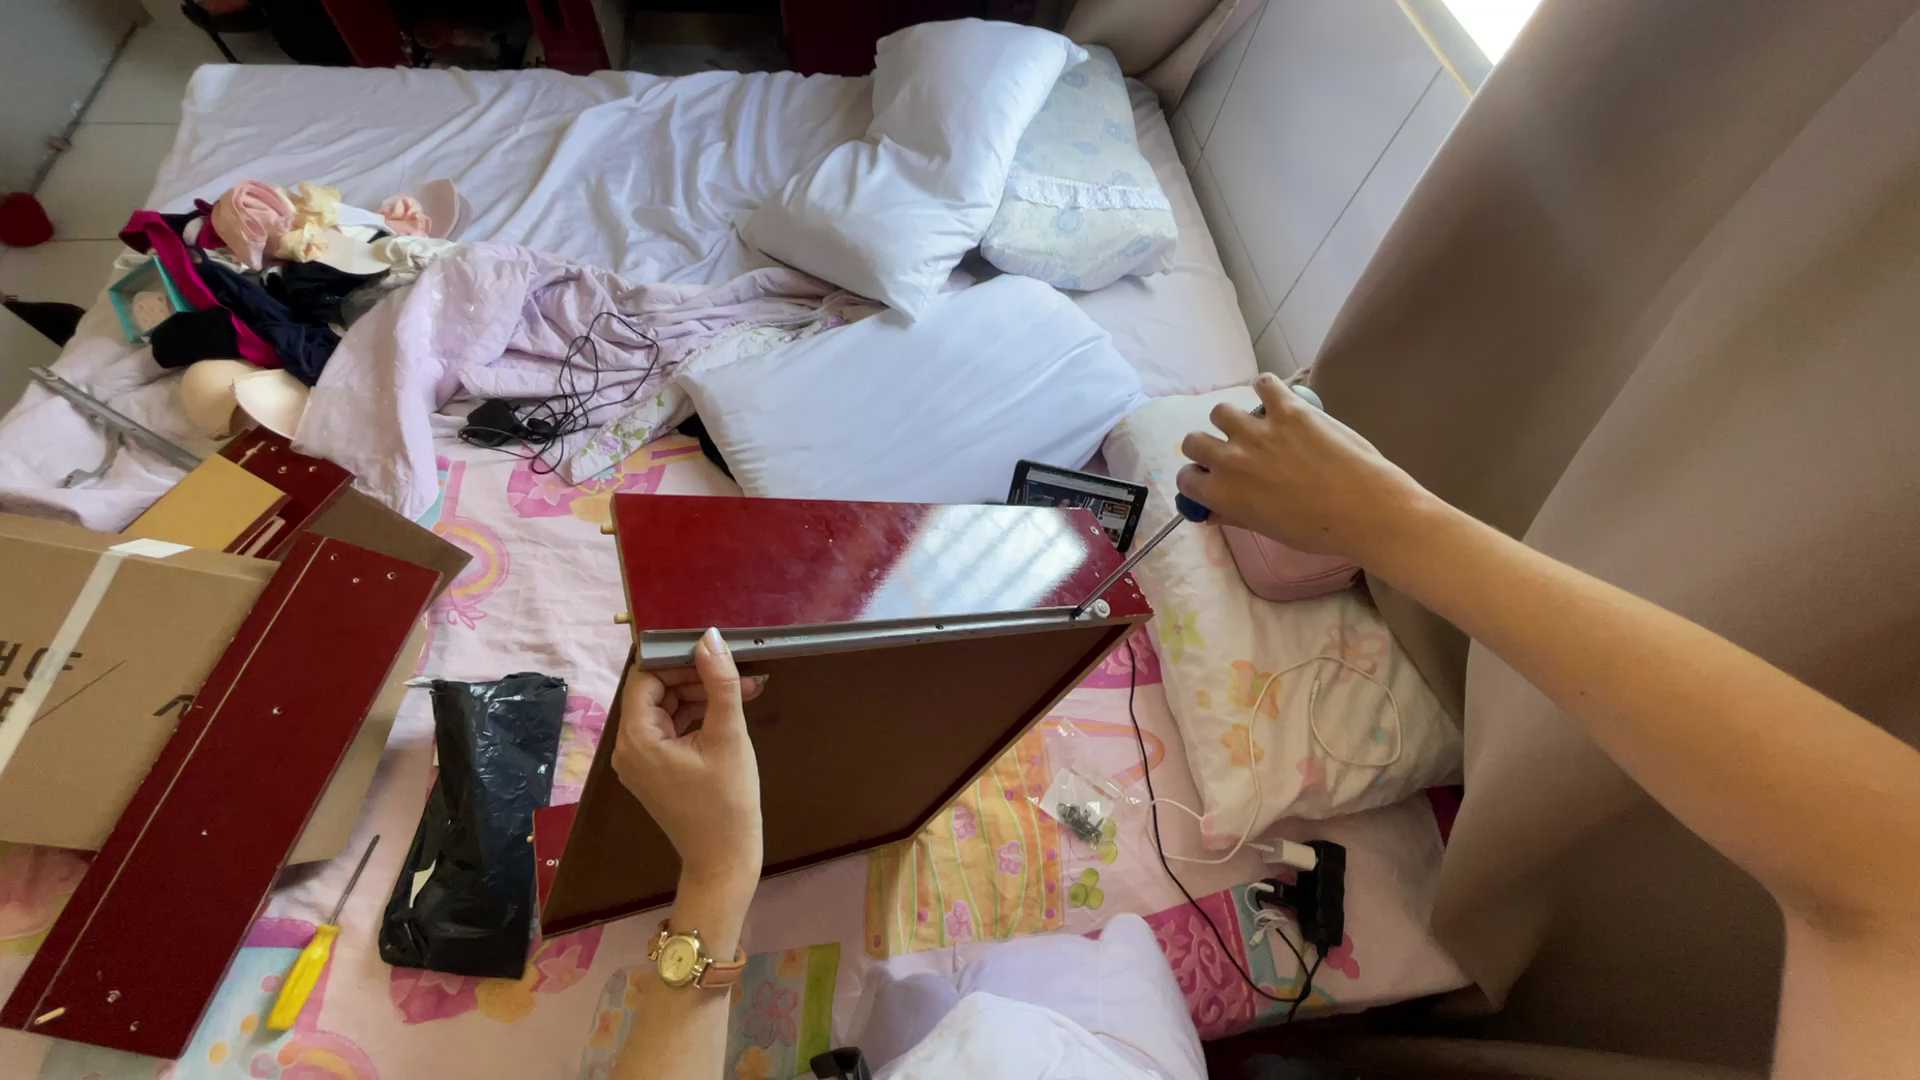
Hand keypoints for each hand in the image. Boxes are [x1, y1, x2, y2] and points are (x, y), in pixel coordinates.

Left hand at [613, 628, 767, 892]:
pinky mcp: (656, 770)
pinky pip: (673, 729)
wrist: (725, 859)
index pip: (646, 677)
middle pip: (657, 691)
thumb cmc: (727, 799)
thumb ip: (720, 682)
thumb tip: (710, 638)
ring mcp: (641, 761)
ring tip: (745, 692)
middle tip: (740, 675)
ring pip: (668, 708)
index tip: (717, 656)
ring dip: (703, 695)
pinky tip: (731, 712)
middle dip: (697, 678)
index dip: (679, 661)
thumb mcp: (728, 734)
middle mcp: (630, 747)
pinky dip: (699, 716)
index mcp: (637, 739)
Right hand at [1176, 373, 1434, 564]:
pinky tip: (1275, 398)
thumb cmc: (1316, 530)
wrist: (1367, 511)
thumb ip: (1232, 515)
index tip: (1210, 475)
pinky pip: (1263, 384)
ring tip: (1254, 424)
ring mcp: (1257, 432)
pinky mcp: (1288, 410)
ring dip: (1233, 418)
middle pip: (1193, 440)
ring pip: (1221, 411)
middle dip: (1205, 445)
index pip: (1185, 477)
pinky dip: (1266, 388)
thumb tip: (1211, 511)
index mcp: (1221, 494)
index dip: (1196, 476)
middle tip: (1228, 449)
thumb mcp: (1265, 528)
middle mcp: (1229, 460)